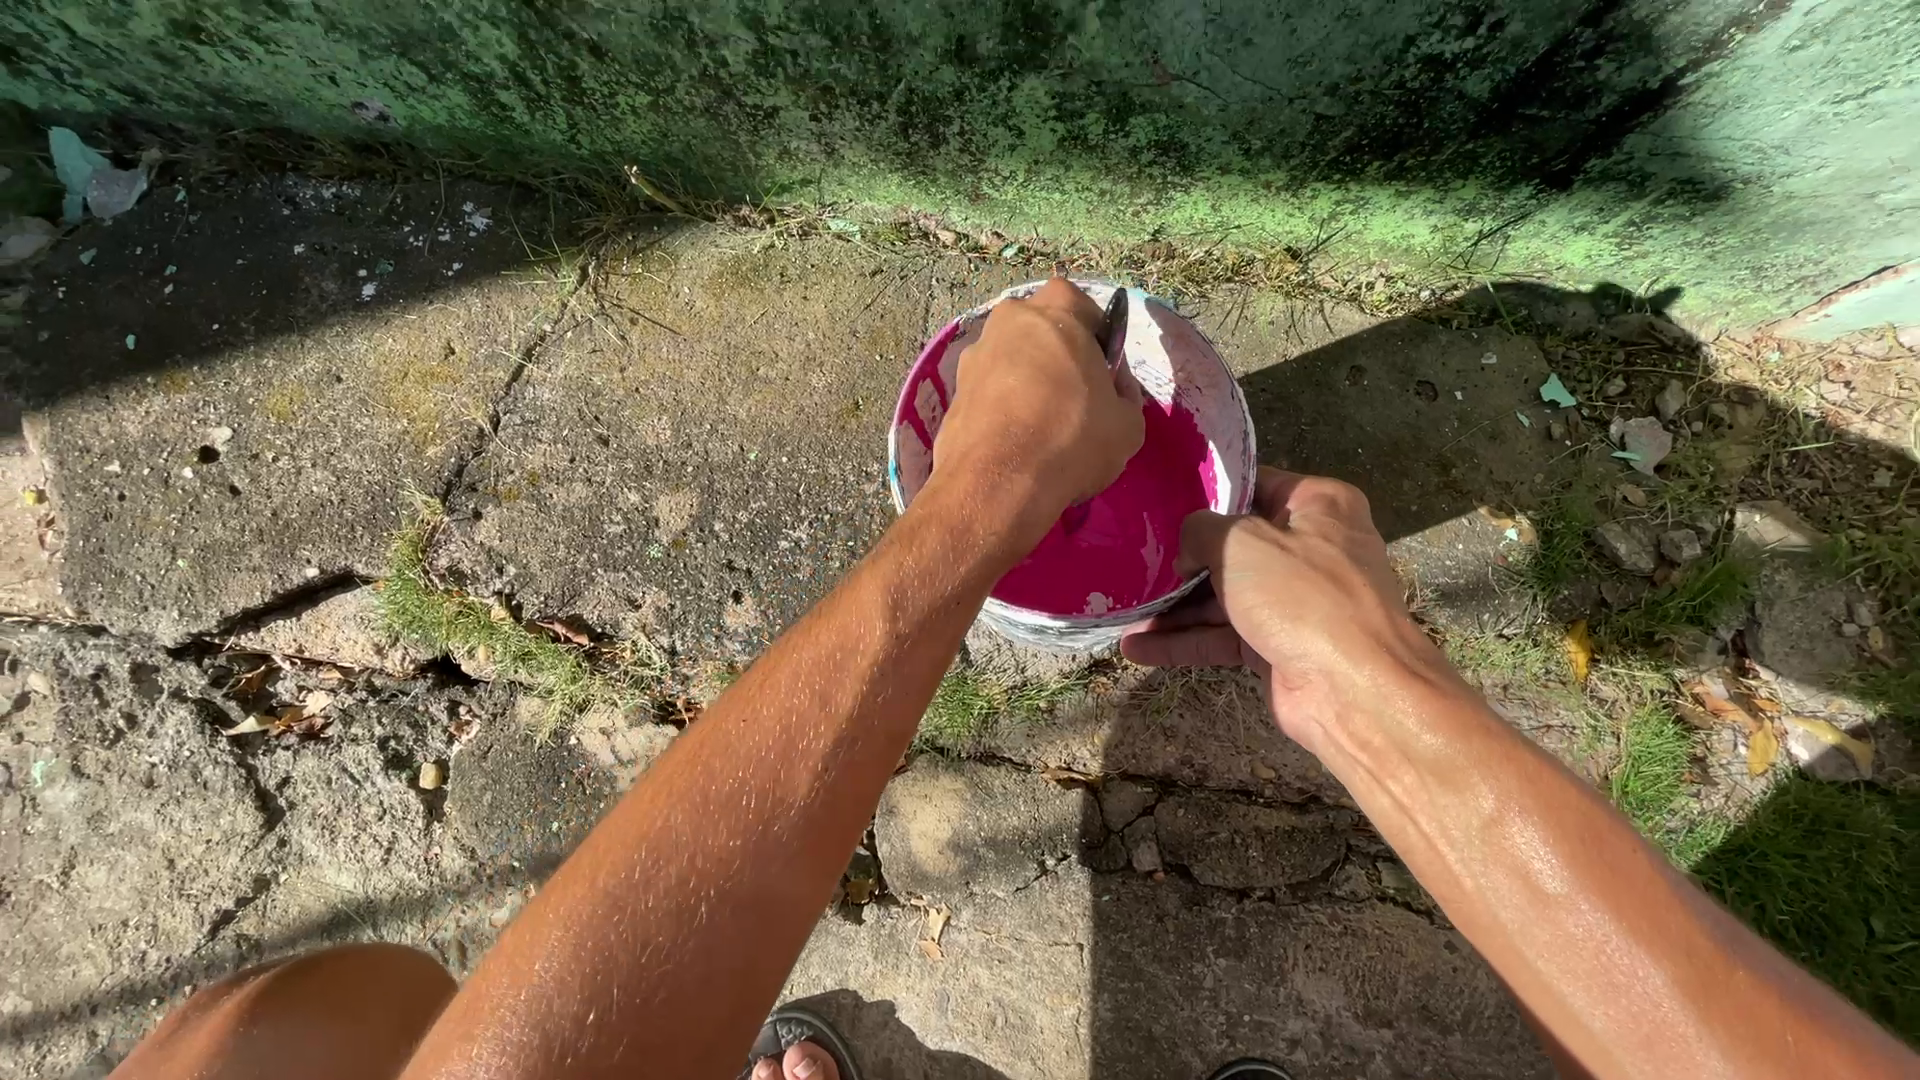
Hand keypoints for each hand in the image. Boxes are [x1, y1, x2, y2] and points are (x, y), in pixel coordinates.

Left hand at [928, 277, 1143, 552]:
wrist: (997, 484)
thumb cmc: (1072, 440)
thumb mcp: (1129, 423)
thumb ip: (1123, 394)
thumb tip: (1112, 389)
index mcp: (1055, 311)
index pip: (1082, 307)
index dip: (1096, 339)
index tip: (1103, 373)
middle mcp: (1007, 322)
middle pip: (1039, 330)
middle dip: (1056, 355)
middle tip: (1073, 398)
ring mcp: (972, 358)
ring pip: (1009, 361)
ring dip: (1025, 383)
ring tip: (1040, 428)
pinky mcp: (952, 394)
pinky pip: (988, 394)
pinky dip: (1001, 410)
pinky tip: (1014, 443)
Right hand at [1120, 467, 1458, 751]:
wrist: (1352, 689)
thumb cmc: (1300, 593)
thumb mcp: (1240, 541)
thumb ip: (1200, 529)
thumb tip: (1187, 548)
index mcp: (1319, 506)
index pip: (1256, 486)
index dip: (1208, 492)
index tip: (1160, 497)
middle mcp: (1310, 549)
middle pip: (1234, 545)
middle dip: (1183, 557)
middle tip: (1133, 554)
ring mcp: (1294, 601)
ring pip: (1223, 595)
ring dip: (1174, 606)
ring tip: (1123, 607)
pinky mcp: (1277, 645)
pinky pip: (1222, 636)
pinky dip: (1183, 640)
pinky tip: (1136, 646)